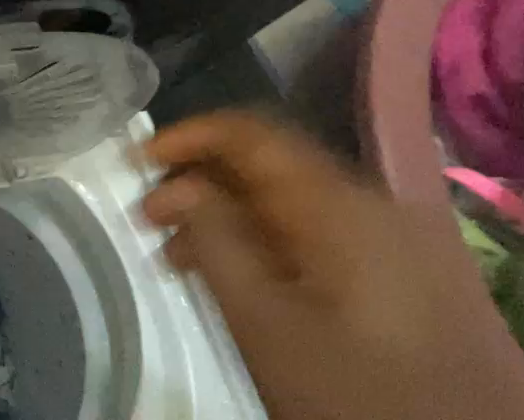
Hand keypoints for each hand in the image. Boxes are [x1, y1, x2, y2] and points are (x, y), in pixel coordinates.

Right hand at [141, 111, 523, 419]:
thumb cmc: (353, 390)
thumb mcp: (265, 320)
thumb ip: (215, 239)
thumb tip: (179, 186)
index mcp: (339, 204)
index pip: (251, 132)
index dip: (189, 135)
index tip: (137, 160)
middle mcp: (364, 205)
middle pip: (264, 165)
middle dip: (198, 183)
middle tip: (146, 216)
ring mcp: (380, 240)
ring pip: (282, 202)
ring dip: (222, 217)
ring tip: (173, 255)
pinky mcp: (386, 275)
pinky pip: (307, 234)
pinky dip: (258, 242)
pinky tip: (227, 277)